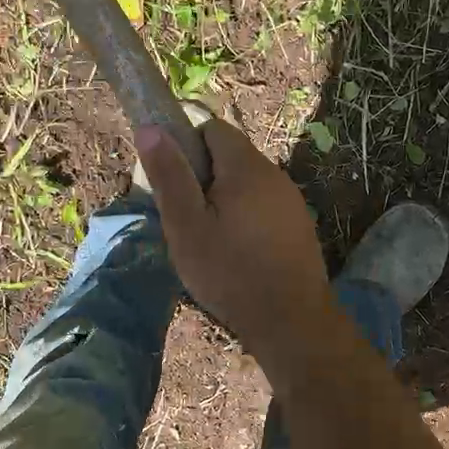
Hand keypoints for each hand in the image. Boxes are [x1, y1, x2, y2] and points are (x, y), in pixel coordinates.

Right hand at [136, 120, 339, 350]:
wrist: (291, 321)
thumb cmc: (230, 271)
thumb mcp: (186, 225)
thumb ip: (169, 175)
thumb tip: (150, 128)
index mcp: (246, 166)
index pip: (212, 128)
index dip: (187, 147)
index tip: (174, 184)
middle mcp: (274, 173)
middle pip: (230, 156)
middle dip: (204, 178)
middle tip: (187, 220)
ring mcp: (291, 200)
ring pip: (247, 184)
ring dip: (225, 202)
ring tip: (210, 242)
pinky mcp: (299, 226)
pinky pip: (263, 207)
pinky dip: (245, 220)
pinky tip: (237, 255)